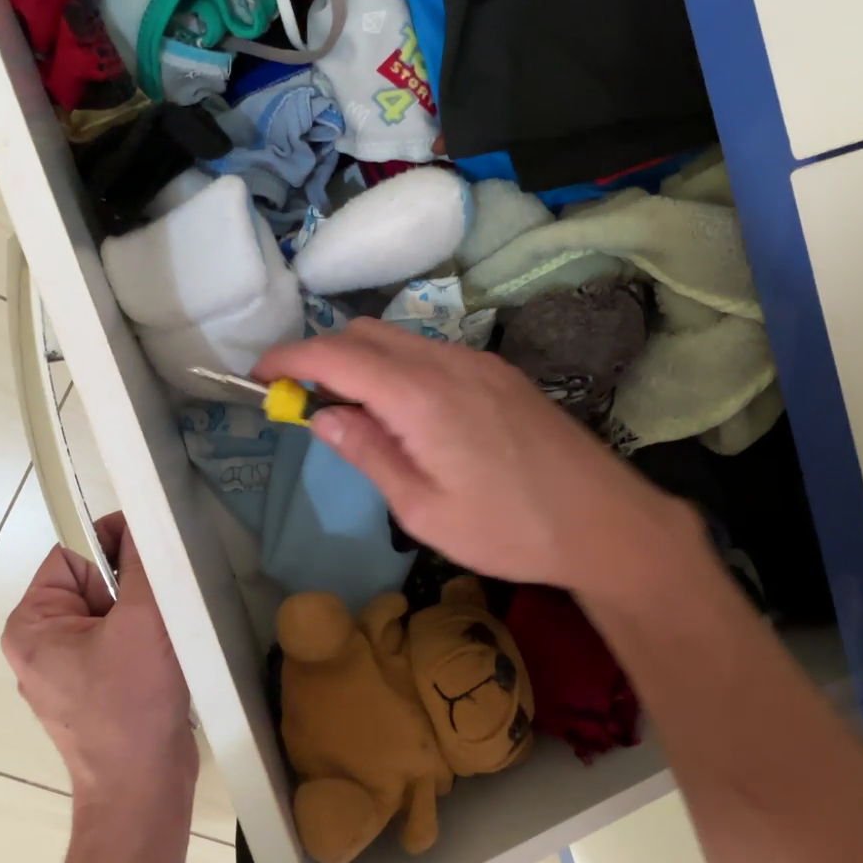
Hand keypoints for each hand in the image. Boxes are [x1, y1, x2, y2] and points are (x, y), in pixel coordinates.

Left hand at [2, 511, 195, 798]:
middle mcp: (42, 642)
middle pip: (96, 581)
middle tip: (163, 604)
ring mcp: (69, 668)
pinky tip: (168, 654)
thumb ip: (141, 562)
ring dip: (147, 613)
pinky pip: (122, 641)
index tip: (153, 556)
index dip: (113, 545)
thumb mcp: (142, 619)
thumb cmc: (132, 701)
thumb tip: (142, 518)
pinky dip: (148, 639)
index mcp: (33, 623)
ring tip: (169, 632)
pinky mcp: (97, 688)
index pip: (73, 553)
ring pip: (114, 611)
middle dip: (134, 586)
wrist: (143, 788)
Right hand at [254, 317, 707, 594]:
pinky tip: (399, 409)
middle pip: (364, 334)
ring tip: (347, 409)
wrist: (604, 520)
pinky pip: (430, 351)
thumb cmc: (509, 529)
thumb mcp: (423, 508)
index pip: (336, 356)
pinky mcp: (499, 372)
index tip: (259, 376)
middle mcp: (447, 361)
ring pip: (398, 338)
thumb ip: (368, 453)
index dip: (289, 359)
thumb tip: (322, 414)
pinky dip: (396, 365)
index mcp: (421, 395)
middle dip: (320, 355)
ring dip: (360, 359)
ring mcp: (478, 361)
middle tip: (299, 398)